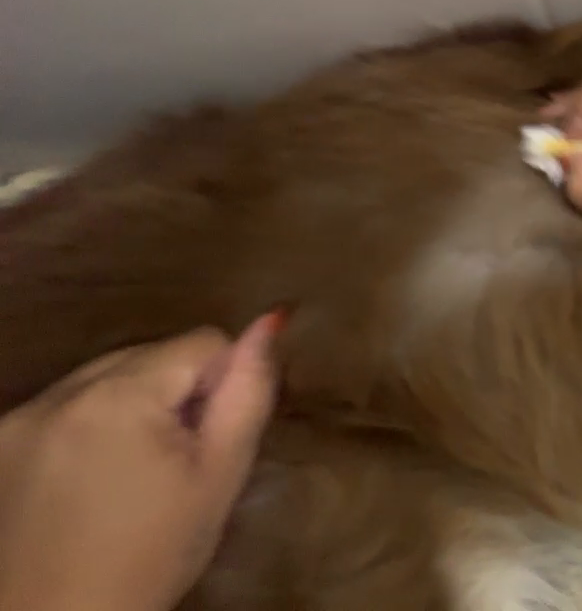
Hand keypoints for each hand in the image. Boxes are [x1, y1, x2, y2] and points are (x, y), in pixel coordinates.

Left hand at [0, 313, 281, 610]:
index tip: (210, 436)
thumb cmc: (156, 547)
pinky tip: (98, 473)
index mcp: (115, 398)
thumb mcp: (225, 466)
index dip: (223, 382)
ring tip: (138, 467)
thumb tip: (270, 320)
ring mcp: (13, 423)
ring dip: (137, 401)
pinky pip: (69, 403)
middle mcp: (54, 398)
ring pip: (110, 374)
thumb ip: (251, 386)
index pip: (204, 341)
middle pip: (152, 353)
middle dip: (178, 388)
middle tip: (180, 454)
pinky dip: (96, 421)